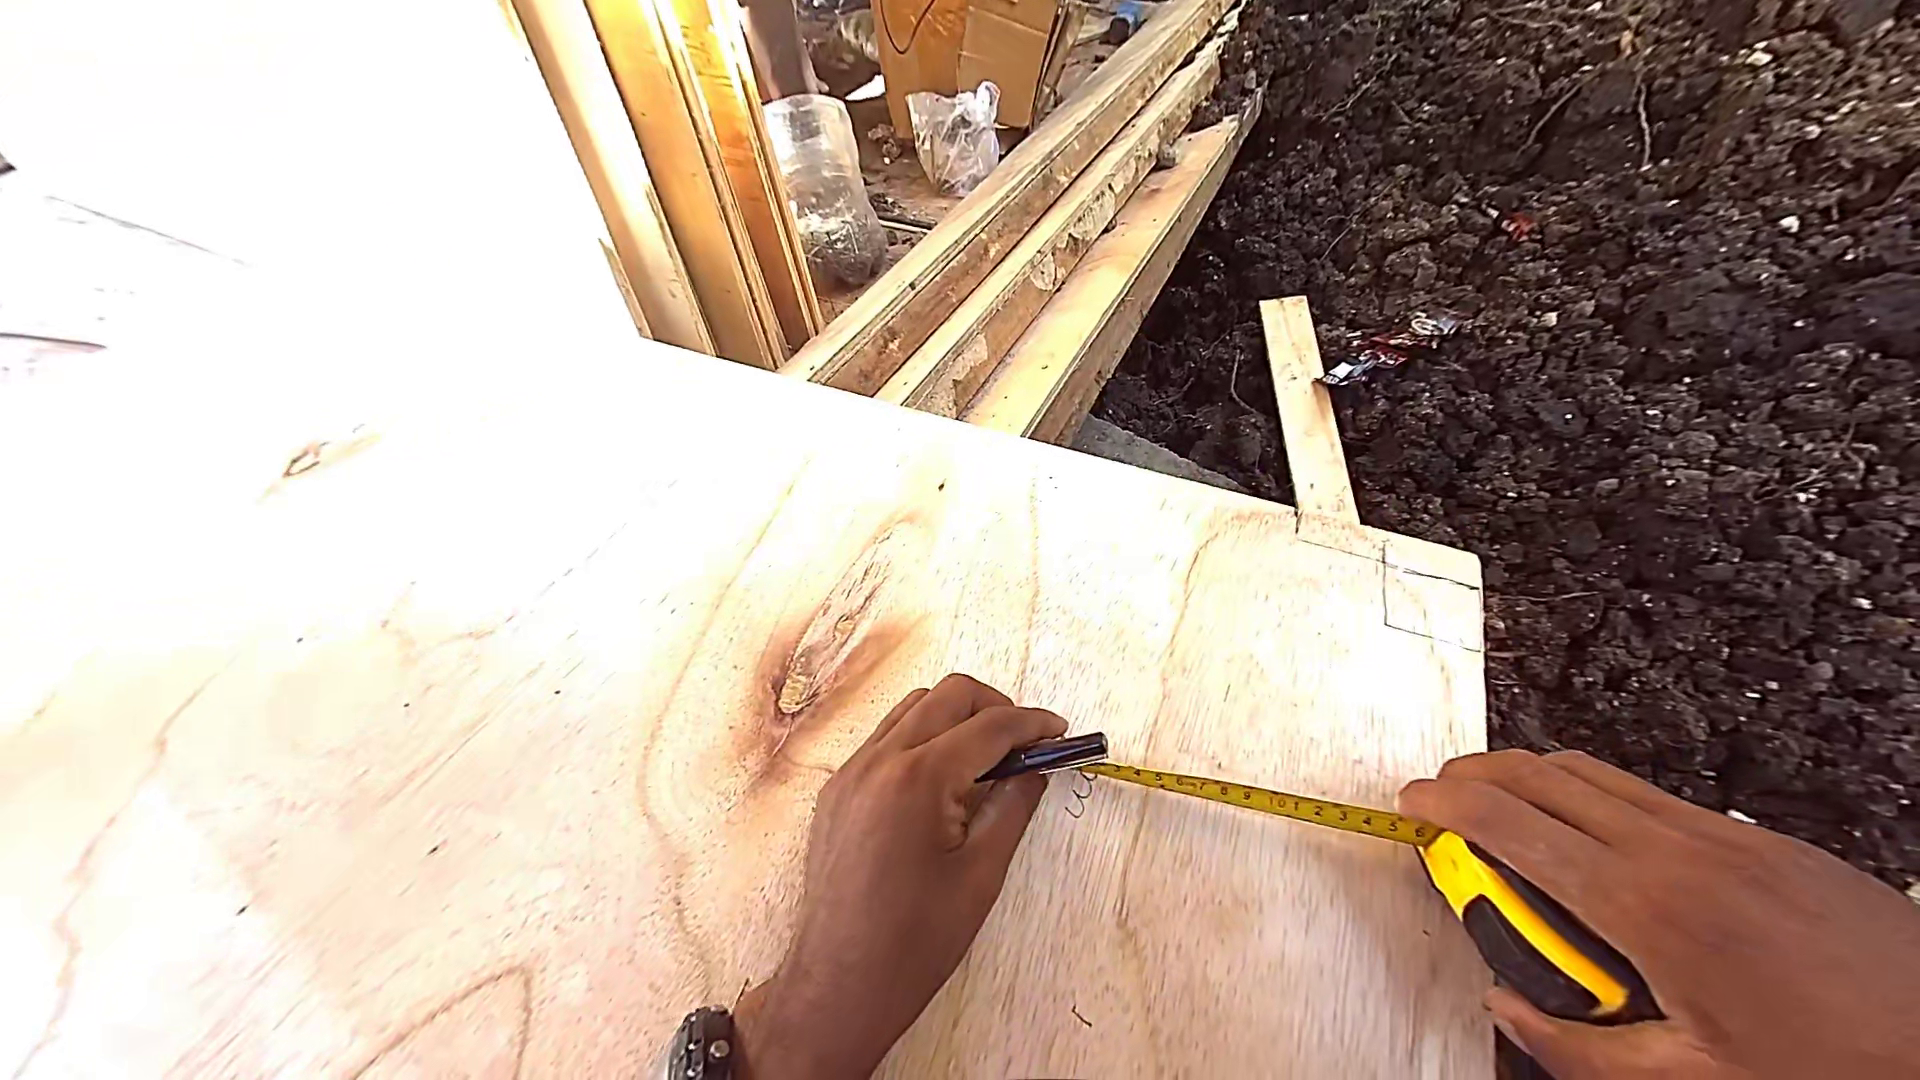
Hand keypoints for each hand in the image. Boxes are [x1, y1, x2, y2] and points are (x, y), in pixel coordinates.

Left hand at [734, 674, 1065, 1078]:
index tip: (1060, 731)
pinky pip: (888, 734)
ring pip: (915, 705)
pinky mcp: (838, 784)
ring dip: (957, 715)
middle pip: (950, 694)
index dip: (1033, 723)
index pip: (989, 727)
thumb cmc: (915, 944)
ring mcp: (852, 768)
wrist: (835, 988)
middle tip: (1024, 742)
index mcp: (918, 779)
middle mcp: (880, 758)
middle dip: (996, 706)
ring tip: (986, 755)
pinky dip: (924, 734)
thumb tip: (1036, 766)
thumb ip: (1014, 805)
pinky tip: (942, 774)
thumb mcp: (981, 875)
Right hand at [1399, 749, 1919, 1078]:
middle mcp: (1676, 851)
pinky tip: (1589, 838)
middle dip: (1465, 775)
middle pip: (1529, 772)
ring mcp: (1722, 835)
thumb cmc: (1857, 1079)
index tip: (1409, 803)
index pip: (1502, 821)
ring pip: (1578, 768)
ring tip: (1500, 809)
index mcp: (1648, 907)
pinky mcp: (1760, 837)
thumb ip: (1578, 1049)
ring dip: (1519, 776)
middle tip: (1440, 800)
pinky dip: (1581, 793)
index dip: (1439, 802)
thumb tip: (1506, 1005)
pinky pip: (1638, 790)